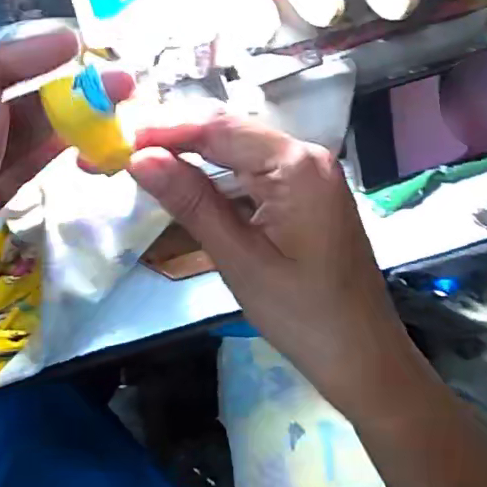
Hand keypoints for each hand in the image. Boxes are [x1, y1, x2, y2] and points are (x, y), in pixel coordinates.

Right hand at [129, 115, 418, 414]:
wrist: (364, 357)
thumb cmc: (302, 314)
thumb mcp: (238, 258)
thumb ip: (190, 201)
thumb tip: (140, 159)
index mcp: (296, 166)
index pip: (219, 129)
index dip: (166, 131)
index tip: (122, 141)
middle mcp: (307, 156)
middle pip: (229, 131)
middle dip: (176, 139)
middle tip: (126, 151)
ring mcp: (309, 174)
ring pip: (239, 149)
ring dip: (193, 155)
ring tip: (146, 164)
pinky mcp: (306, 193)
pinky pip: (253, 170)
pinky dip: (217, 175)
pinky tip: (188, 184)